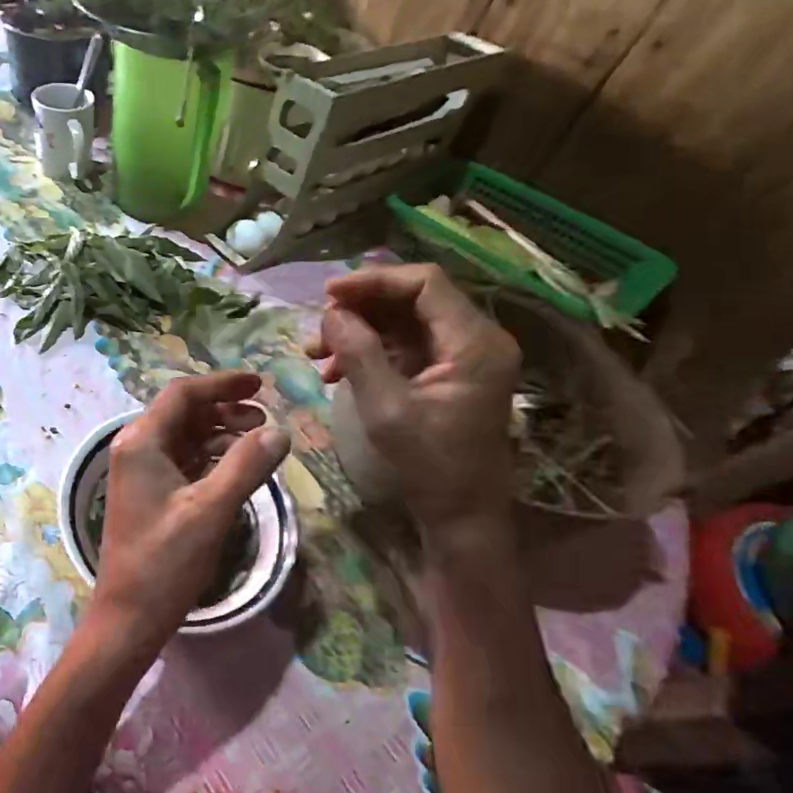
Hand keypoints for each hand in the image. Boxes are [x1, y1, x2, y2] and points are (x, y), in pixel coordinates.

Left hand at [89, 372, 291, 647]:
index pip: (182, 394)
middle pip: (182, 412)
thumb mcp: (212, 510)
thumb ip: (246, 465)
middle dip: (224, 409)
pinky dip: (209, 457)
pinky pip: (181, 461)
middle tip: (264, 418)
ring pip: (183, 437)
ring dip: (219, 433)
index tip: (261, 383)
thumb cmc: (166, 561)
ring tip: (258, 441)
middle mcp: (135, 448)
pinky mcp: (147, 494)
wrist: (129, 614)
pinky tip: (236, 467)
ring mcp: (138, 472)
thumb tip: (279, 431)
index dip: (222, 384)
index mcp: (141, 442)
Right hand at [307, 264, 520, 530]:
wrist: (461, 511)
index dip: (373, 281)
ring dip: (358, 331)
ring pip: (403, 321)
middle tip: (317, 329)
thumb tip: (332, 313)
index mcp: (474, 342)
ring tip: (316, 353)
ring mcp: (463, 356)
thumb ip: (359, 354)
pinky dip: (368, 350)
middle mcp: (476, 338)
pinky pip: (404, 345)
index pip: (424, 284)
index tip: (327, 295)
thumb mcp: (386, 408)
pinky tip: (334, 370)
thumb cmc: (429, 463)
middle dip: (360, 308)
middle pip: (412, 299)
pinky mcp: (448, 372)